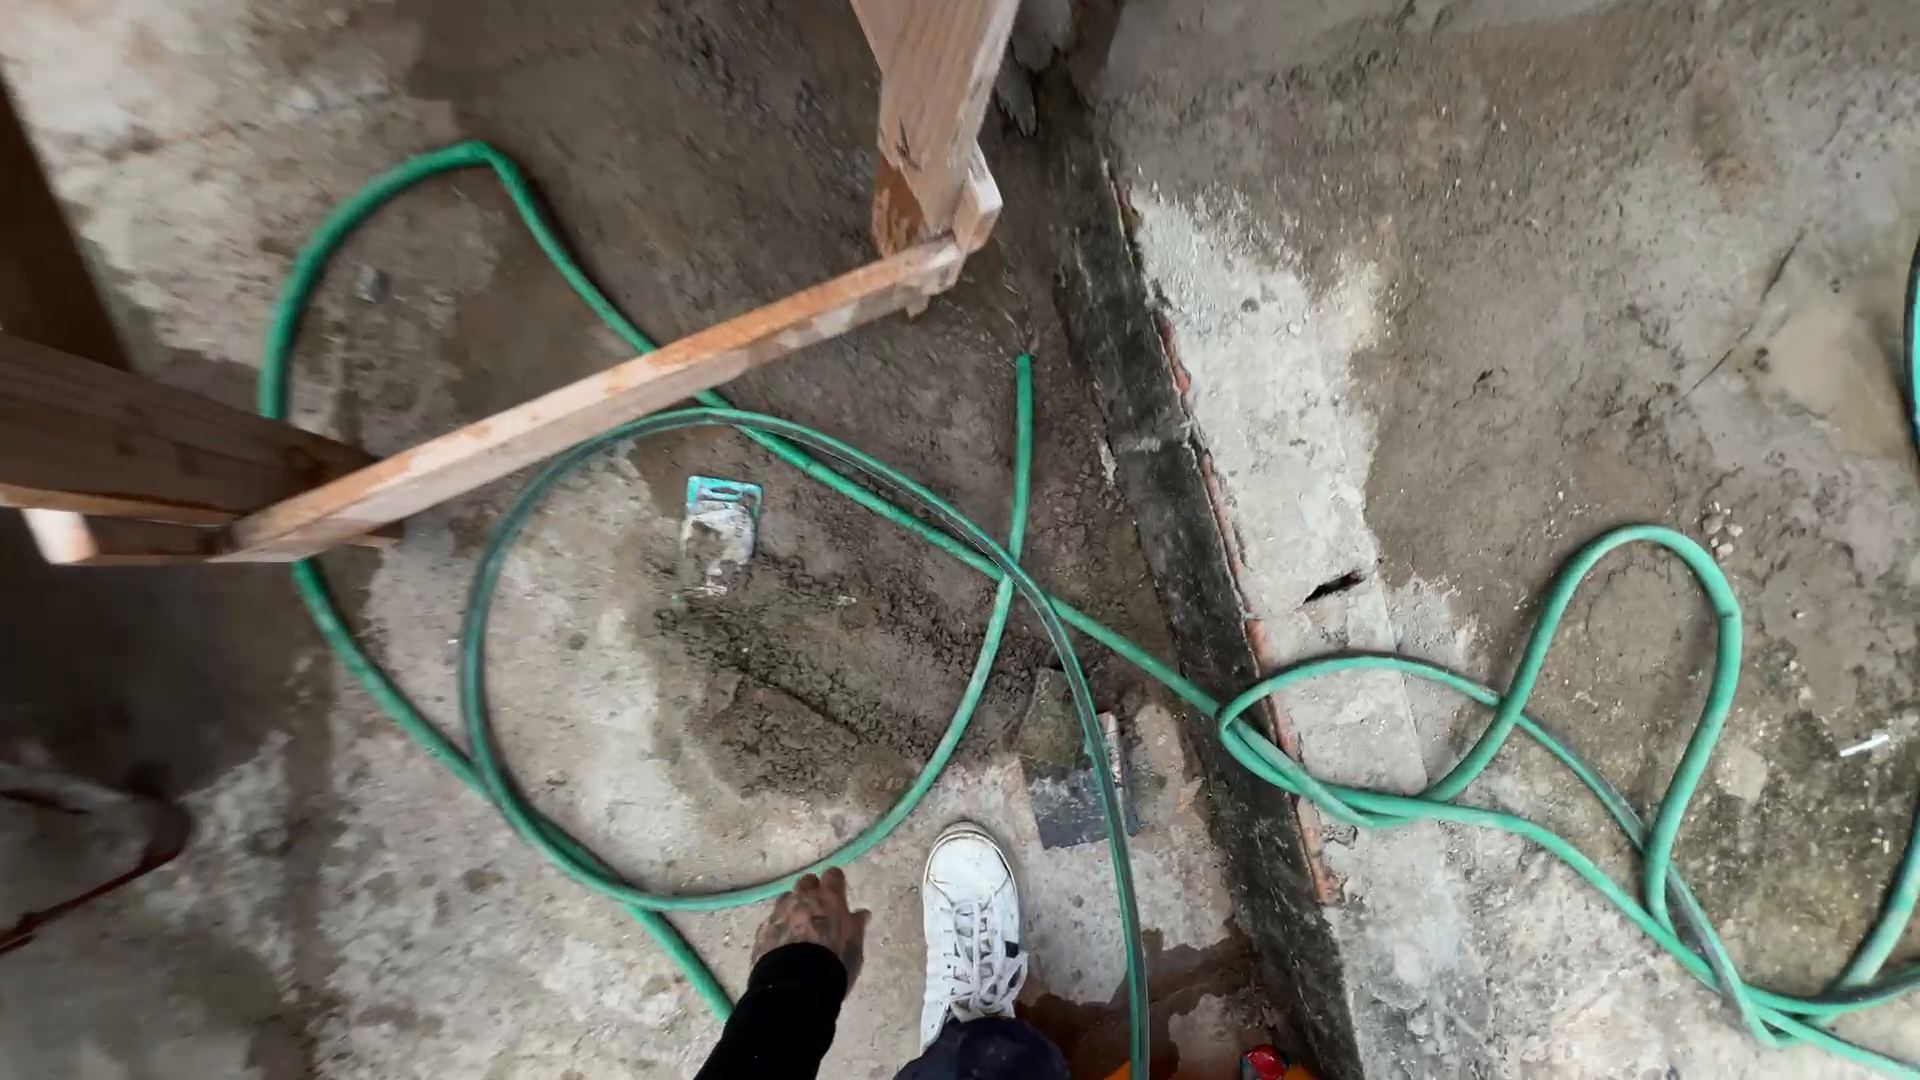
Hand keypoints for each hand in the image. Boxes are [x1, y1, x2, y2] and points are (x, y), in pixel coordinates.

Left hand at [751, 867, 870, 986]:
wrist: (795, 986)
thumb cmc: (834, 962)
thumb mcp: (854, 946)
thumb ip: (856, 926)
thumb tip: (861, 914)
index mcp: (829, 898)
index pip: (833, 875)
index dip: (835, 882)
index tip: (838, 891)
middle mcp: (803, 898)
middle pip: (806, 882)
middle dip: (811, 890)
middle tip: (817, 908)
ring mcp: (780, 913)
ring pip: (785, 898)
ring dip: (792, 907)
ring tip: (797, 926)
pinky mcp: (762, 932)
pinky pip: (771, 921)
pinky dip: (778, 927)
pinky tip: (781, 942)